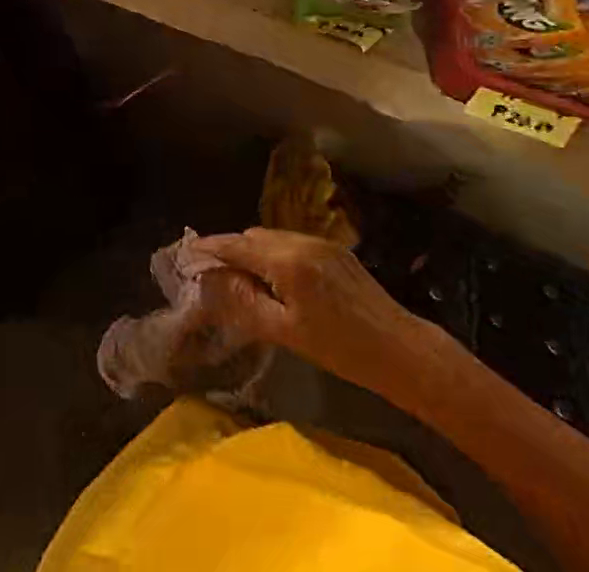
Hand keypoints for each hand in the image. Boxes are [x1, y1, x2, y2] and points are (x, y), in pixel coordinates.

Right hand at [189, 228, 439, 396]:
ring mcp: (322, 244)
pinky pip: (291, 243)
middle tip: (213, 273)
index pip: (236, 245)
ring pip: (271, 238)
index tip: (186, 254)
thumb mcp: (285, 331)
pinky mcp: (335, 251)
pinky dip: (273, 253)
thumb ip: (244, 301)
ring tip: (241, 278)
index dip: (209, 248)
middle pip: (252, 236)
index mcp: (288, 262)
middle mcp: (302, 242)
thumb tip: (212, 280)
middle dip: (229, 250)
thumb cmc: (341, 349)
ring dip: (251, 251)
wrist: (403, 351)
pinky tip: (274, 278)